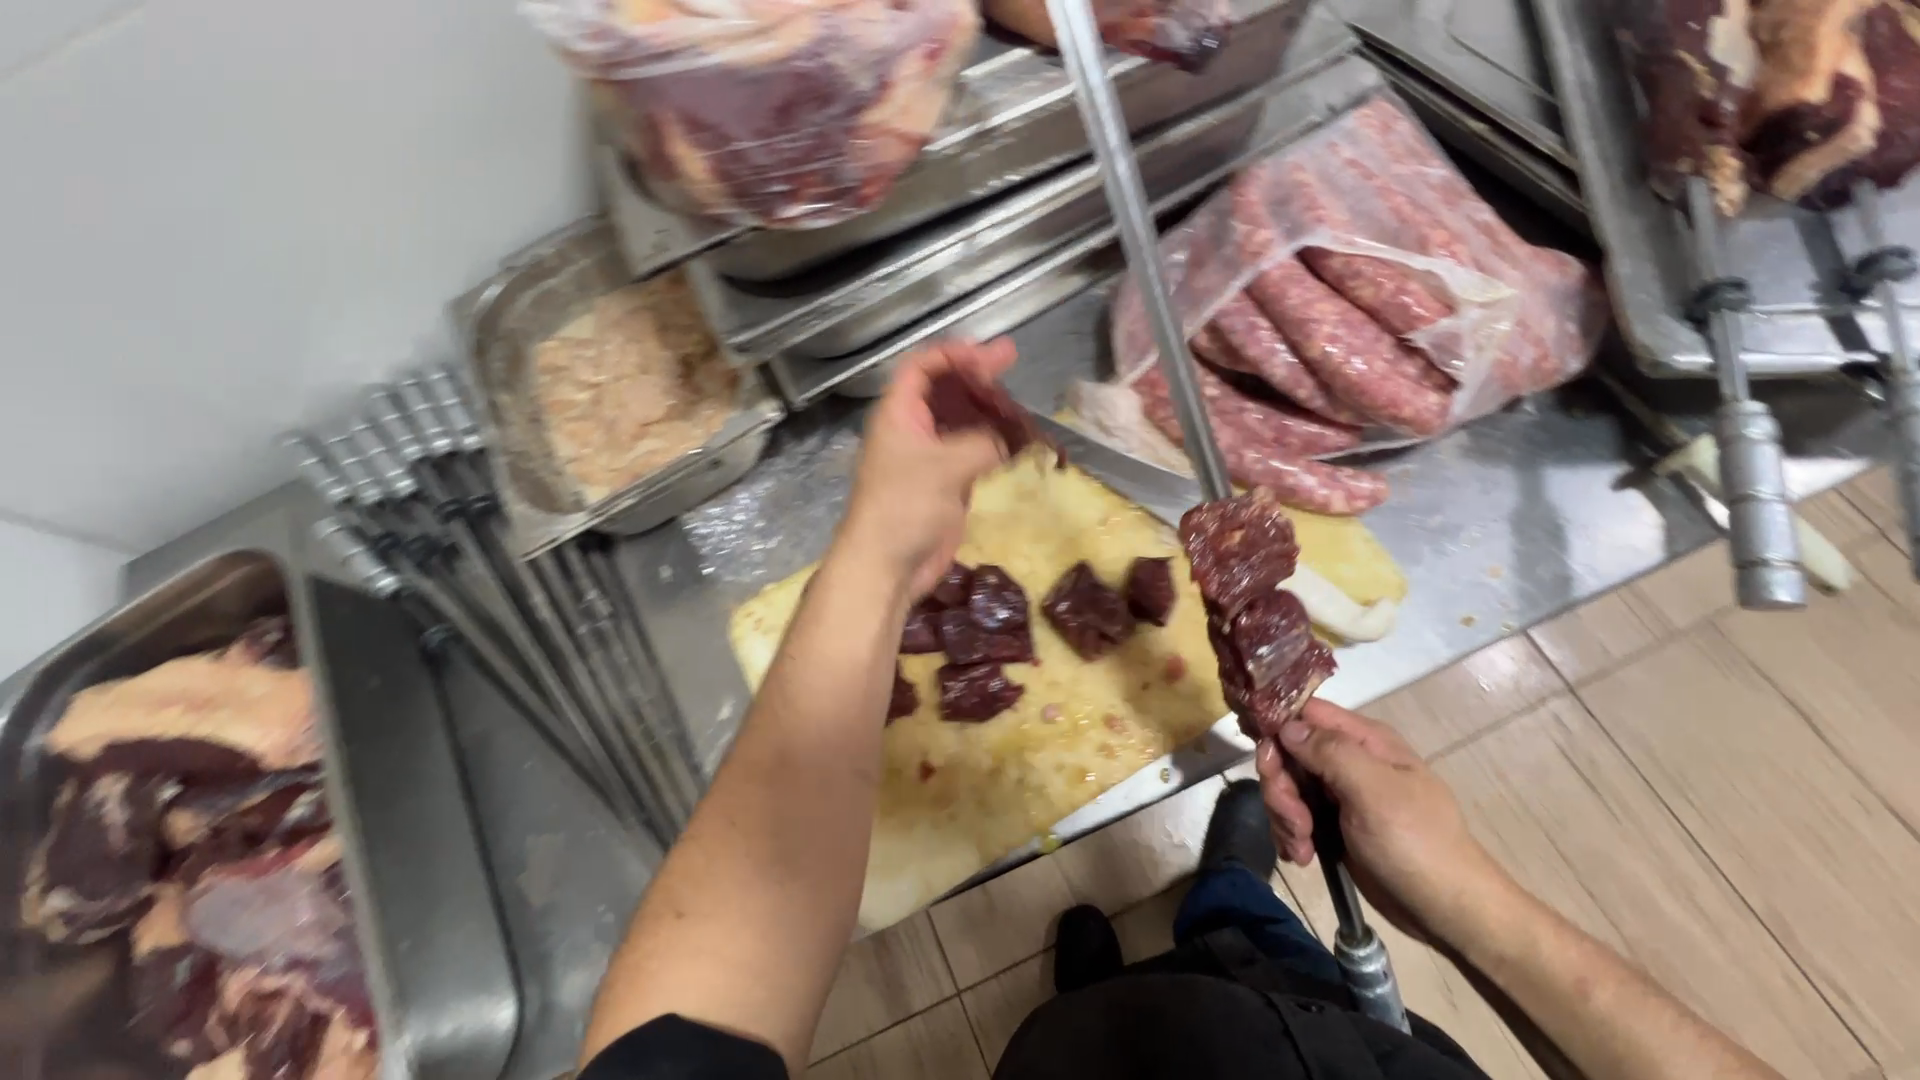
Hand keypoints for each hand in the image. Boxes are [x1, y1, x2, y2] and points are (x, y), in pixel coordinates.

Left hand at [837, 339, 1016, 599]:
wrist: (888, 567)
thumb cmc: (904, 508)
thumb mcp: (946, 466)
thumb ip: (983, 442)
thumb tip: (1011, 437)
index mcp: (899, 413)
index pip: (923, 366)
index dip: (954, 354)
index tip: (989, 357)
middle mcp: (913, 429)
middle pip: (946, 389)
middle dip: (978, 376)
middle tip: (1012, 364)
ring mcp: (930, 457)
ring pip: (962, 420)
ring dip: (989, 410)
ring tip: (1021, 405)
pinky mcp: (946, 483)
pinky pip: (973, 451)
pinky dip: (995, 442)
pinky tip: (1020, 440)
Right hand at [1256, 699, 1509, 941]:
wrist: (1445, 911)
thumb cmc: (1416, 844)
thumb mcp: (1374, 792)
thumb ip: (1329, 751)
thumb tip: (1286, 726)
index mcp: (1365, 741)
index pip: (1306, 712)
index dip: (1277, 727)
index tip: (1264, 757)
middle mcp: (1349, 760)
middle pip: (1288, 753)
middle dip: (1280, 786)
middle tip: (1294, 818)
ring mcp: (1339, 793)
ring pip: (1287, 787)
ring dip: (1284, 816)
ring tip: (1303, 846)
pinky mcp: (1332, 825)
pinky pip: (1294, 816)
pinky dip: (1291, 835)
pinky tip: (1303, 856)